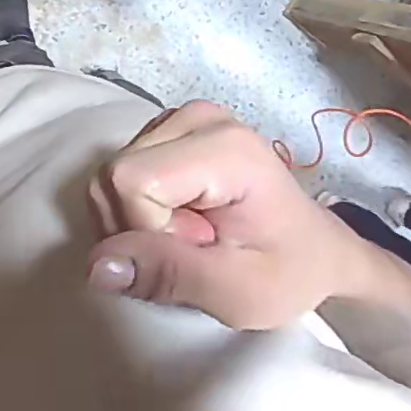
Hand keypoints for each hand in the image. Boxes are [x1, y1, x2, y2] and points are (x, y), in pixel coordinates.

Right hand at [86, 101, 367, 329]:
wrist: (313, 248)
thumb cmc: (287, 272)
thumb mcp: (238, 292)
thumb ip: (168, 274)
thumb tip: (97, 266)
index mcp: (224, 146)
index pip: (131, 181)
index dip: (147, 230)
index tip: (200, 249)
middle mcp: (196, 117)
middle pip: (113, 174)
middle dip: (138, 227)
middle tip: (195, 245)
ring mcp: (178, 117)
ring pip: (109, 174)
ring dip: (134, 220)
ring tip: (189, 234)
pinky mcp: (165, 129)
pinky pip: (118, 171)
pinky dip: (135, 207)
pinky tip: (176, 217)